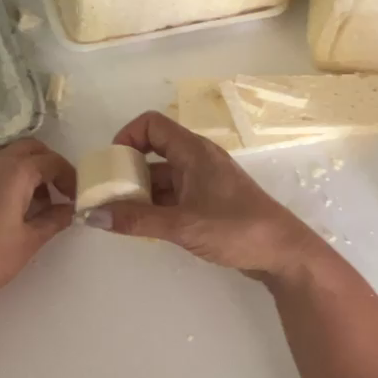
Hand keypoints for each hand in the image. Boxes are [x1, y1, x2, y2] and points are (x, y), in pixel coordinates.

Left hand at [0, 139, 76, 300]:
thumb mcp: (32, 239)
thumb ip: (55, 218)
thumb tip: (69, 209)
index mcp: (15, 172)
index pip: (51, 161)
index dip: (69, 177)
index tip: (77, 198)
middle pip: (31, 149)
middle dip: (50, 166)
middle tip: (61, 193)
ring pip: (13, 157)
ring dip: (32, 171)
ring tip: (42, 204)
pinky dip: (14, 178)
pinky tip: (19, 207)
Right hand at [95, 111, 330, 280]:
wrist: (283, 253)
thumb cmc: (237, 229)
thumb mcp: (182, 225)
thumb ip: (136, 220)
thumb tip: (93, 216)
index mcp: (194, 152)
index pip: (152, 124)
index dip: (126, 137)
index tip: (111, 166)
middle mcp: (198, 161)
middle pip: (153, 152)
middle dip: (127, 172)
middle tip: (107, 196)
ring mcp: (204, 183)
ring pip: (162, 178)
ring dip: (139, 193)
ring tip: (119, 215)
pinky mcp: (208, 204)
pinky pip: (173, 197)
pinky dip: (154, 207)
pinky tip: (141, 226)